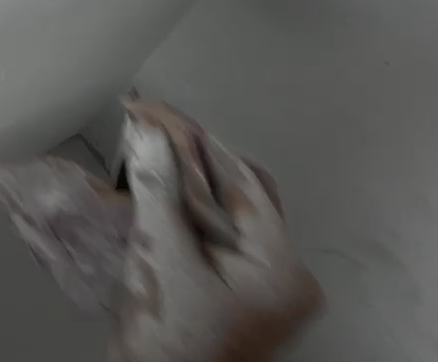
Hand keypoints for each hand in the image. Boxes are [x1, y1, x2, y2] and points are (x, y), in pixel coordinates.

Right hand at [111, 100, 321, 361]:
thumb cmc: (168, 327)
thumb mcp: (160, 249)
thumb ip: (158, 185)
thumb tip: (148, 128)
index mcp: (282, 267)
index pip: (241, 181)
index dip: (194, 140)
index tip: (151, 110)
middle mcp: (289, 275)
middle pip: (244, 192)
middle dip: (195, 157)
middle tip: (148, 128)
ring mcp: (269, 285)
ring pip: (233, 209)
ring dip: (191, 179)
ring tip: (150, 150)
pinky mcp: (246, 289)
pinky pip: (223, 230)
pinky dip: (192, 205)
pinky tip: (162, 189)